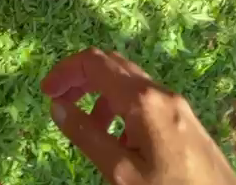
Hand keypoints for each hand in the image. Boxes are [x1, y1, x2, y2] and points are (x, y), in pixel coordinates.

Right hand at [42, 50, 235, 184]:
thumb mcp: (122, 173)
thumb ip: (86, 135)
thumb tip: (57, 106)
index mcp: (143, 99)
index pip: (93, 63)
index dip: (65, 72)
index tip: (46, 94)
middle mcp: (161, 92)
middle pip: (111, 65)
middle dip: (81, 79)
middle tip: (61, 102)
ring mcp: (179, 106)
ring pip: (129, 83)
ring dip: (101, 95)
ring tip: (90, 128)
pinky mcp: (189, 123)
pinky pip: (146, 101)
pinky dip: (122, 107)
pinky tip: (122, 141)